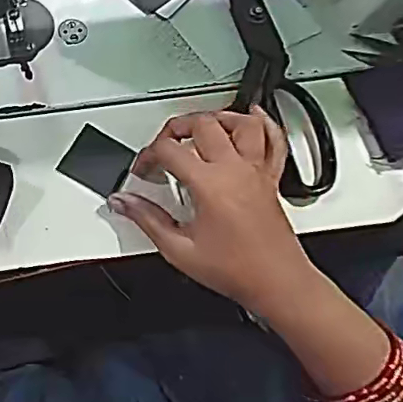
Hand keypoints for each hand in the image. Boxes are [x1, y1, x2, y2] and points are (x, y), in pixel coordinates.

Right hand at [108, 108, 316, 313]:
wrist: (278, 284)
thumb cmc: (237, 270)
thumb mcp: (179, 250)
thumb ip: (146, 219)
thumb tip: (124, 202)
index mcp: (210, 185)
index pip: (169, 150)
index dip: (148, 156)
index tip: (144, 170)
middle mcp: (235, 171)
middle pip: (202, 124)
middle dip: (175, 128)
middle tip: (163, 145)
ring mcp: (256, 172)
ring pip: (241, 124)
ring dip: (217, 118)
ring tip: (200, 126)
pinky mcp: (271, 179)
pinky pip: (274, 141)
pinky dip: (265, 124)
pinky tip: (255, 117)